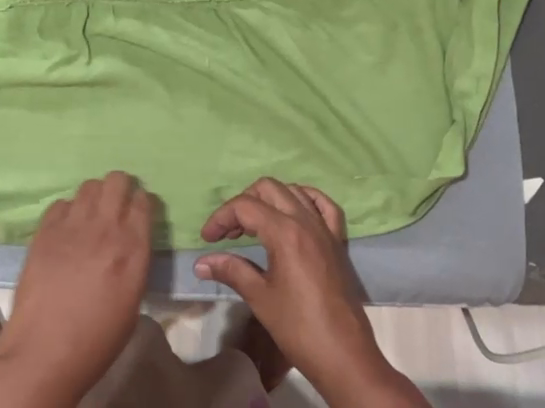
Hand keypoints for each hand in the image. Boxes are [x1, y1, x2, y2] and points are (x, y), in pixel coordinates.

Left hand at [0, 172, 152, 407]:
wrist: (44, 351)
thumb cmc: (96, 340)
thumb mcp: (132, 303)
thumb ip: (134, 263)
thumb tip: (130, 246)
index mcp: (132, 248)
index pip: (144, 201)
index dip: (143, 203)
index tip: (139, 212)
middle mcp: (105, 228)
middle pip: (117, 181)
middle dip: (120, 188)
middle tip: (117, 206)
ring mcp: (72, 225)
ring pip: (89, 186)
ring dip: (95, 197)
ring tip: (90, 217)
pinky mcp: (44, 231)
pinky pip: (60, 204)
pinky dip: (67, 211)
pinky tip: (65, 231)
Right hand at [195, 179, 425, 406]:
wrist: (344, 355)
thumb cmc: (298, 328)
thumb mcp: (260, 298)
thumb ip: (231, 271)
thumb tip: (200, 262)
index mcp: (285, 232)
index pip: (245, 206)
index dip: (221, 217)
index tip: (207, 239)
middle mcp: (306, 221)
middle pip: (268, 189)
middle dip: (243, 203)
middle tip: (229, 232)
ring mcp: (325, 229)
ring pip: (294, 192)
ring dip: (270, 200)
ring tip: (254, 226)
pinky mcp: (338, 242)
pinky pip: (324, 206)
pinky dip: (305, 200)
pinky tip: (293, 213)